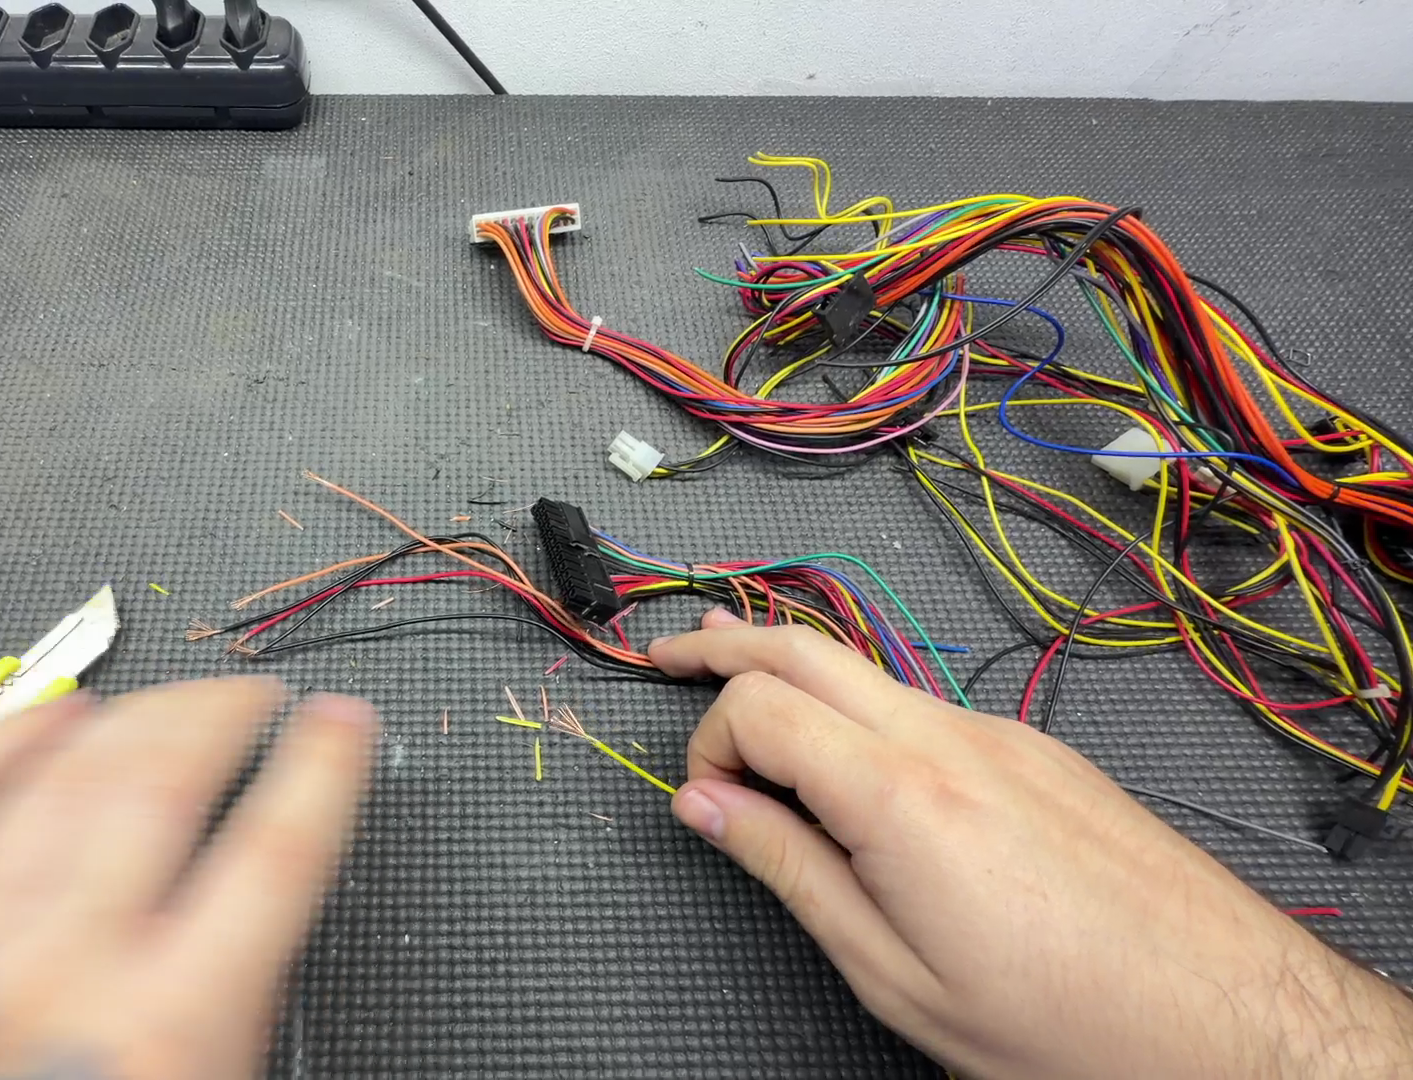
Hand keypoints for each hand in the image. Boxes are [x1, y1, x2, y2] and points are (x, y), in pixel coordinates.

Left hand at [0, 677, 376, 1079]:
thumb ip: (244, 1001)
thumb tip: (273, 906)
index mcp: (164, 1032)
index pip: (277, 853)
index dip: (325, 766)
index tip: (343, 721)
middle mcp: (61, 971)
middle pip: (167, 782)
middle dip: (227, 713)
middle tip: (256, 694)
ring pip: (69, 771)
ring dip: (141, 712)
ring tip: (180, 696)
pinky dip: (6, 737)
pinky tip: (55, 712)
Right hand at [651, 609, 1412, 1079]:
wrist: (1258, 1040)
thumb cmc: (1066, 1029)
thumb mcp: (890, 971)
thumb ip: (784, 867)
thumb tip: (701, 803)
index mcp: (898, 794)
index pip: (758, 707)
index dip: (709, 743)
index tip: (710, 799)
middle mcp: (942, 736)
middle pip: (799, 646)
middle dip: (720, 643)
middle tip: (666, 652)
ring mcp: (989, 730)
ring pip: (854, 663)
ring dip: (779, 661)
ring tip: (722, 659)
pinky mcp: (1023, 745)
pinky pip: (907, 699)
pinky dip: (844, 701)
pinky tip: (835, 741)